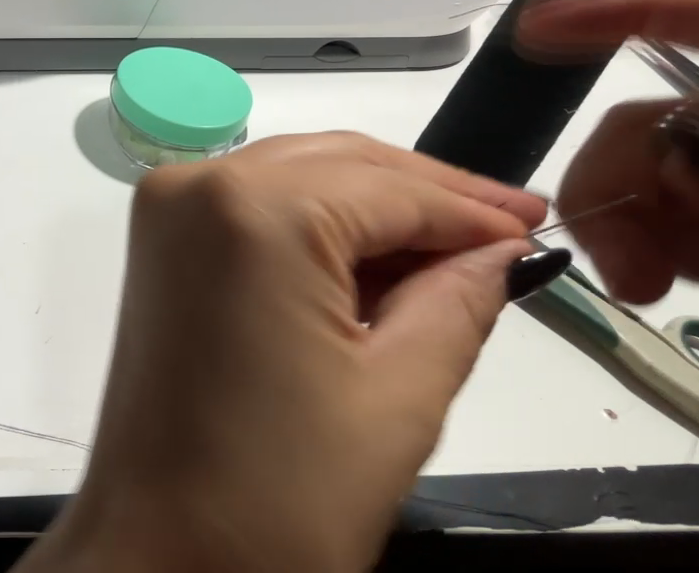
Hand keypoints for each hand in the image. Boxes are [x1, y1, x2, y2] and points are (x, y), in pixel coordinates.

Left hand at [15, 134, 543, 572]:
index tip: (541, 227)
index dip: (473, 209)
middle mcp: (196, 183)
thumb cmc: (281, 491)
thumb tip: (499, 250)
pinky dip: (315, 223)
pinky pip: (252, 205)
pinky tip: (375, 261)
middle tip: (511, 228)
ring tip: (455, 251)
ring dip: (372, 204)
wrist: (157, 548)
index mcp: (253, 209)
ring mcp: (166, 208)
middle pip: (336, 163)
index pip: (388, 188)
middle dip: (424, 194)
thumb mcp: (398, 396)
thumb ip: (457, 301)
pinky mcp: (157, 240)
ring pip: (294, 176)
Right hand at [520, 0, 698, 316]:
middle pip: (666, 119)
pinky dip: (687, 248)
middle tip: (626, 277)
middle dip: (622, 189)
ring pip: (668, 173)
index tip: (536, 32)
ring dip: (652, 231)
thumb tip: (692, 152)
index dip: (624, 7)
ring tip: (676, 289)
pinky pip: (697, 211)